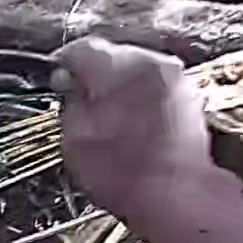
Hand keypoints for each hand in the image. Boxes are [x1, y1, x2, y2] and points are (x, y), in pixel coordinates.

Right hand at [52, 37, 221, 220]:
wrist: (175, 194)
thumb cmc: (120, 172)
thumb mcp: (75, 140)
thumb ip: (69, 103)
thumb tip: (68, 85)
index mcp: (119, 69)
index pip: (82, 48)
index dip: (62, 63)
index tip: (55, 79)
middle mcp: (152, 63)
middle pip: (111, 54)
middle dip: (90, 74)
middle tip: (74, 101)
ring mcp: (174, 78)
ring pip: (133, 68)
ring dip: (113, 85)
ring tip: (99, 115)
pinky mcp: (187, 95)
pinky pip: (151, 84)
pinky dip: (134, 96)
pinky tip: (124, 122)